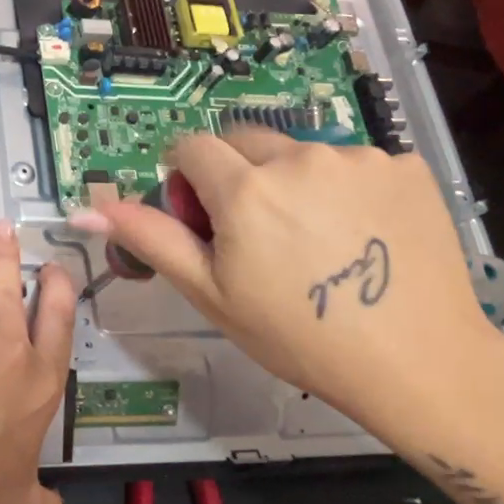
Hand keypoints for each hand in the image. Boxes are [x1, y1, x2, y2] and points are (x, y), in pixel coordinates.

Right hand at [70, 130, 500, 423]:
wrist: (416, 361)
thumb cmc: (296, 335)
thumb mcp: (210, 293)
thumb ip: (150, 239)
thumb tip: (87, 208)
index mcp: (246, 187)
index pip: (192, 146)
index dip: (186, 178)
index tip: (202, 218)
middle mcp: (301, 157)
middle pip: (246, 142)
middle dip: (237, 175)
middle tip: (255, 234)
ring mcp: (360, 158)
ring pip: (302, 154)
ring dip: (294, 182)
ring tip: (316, 242)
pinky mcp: (407, 167)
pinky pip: (355, 165)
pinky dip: (346, 190)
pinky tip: (361, 237)